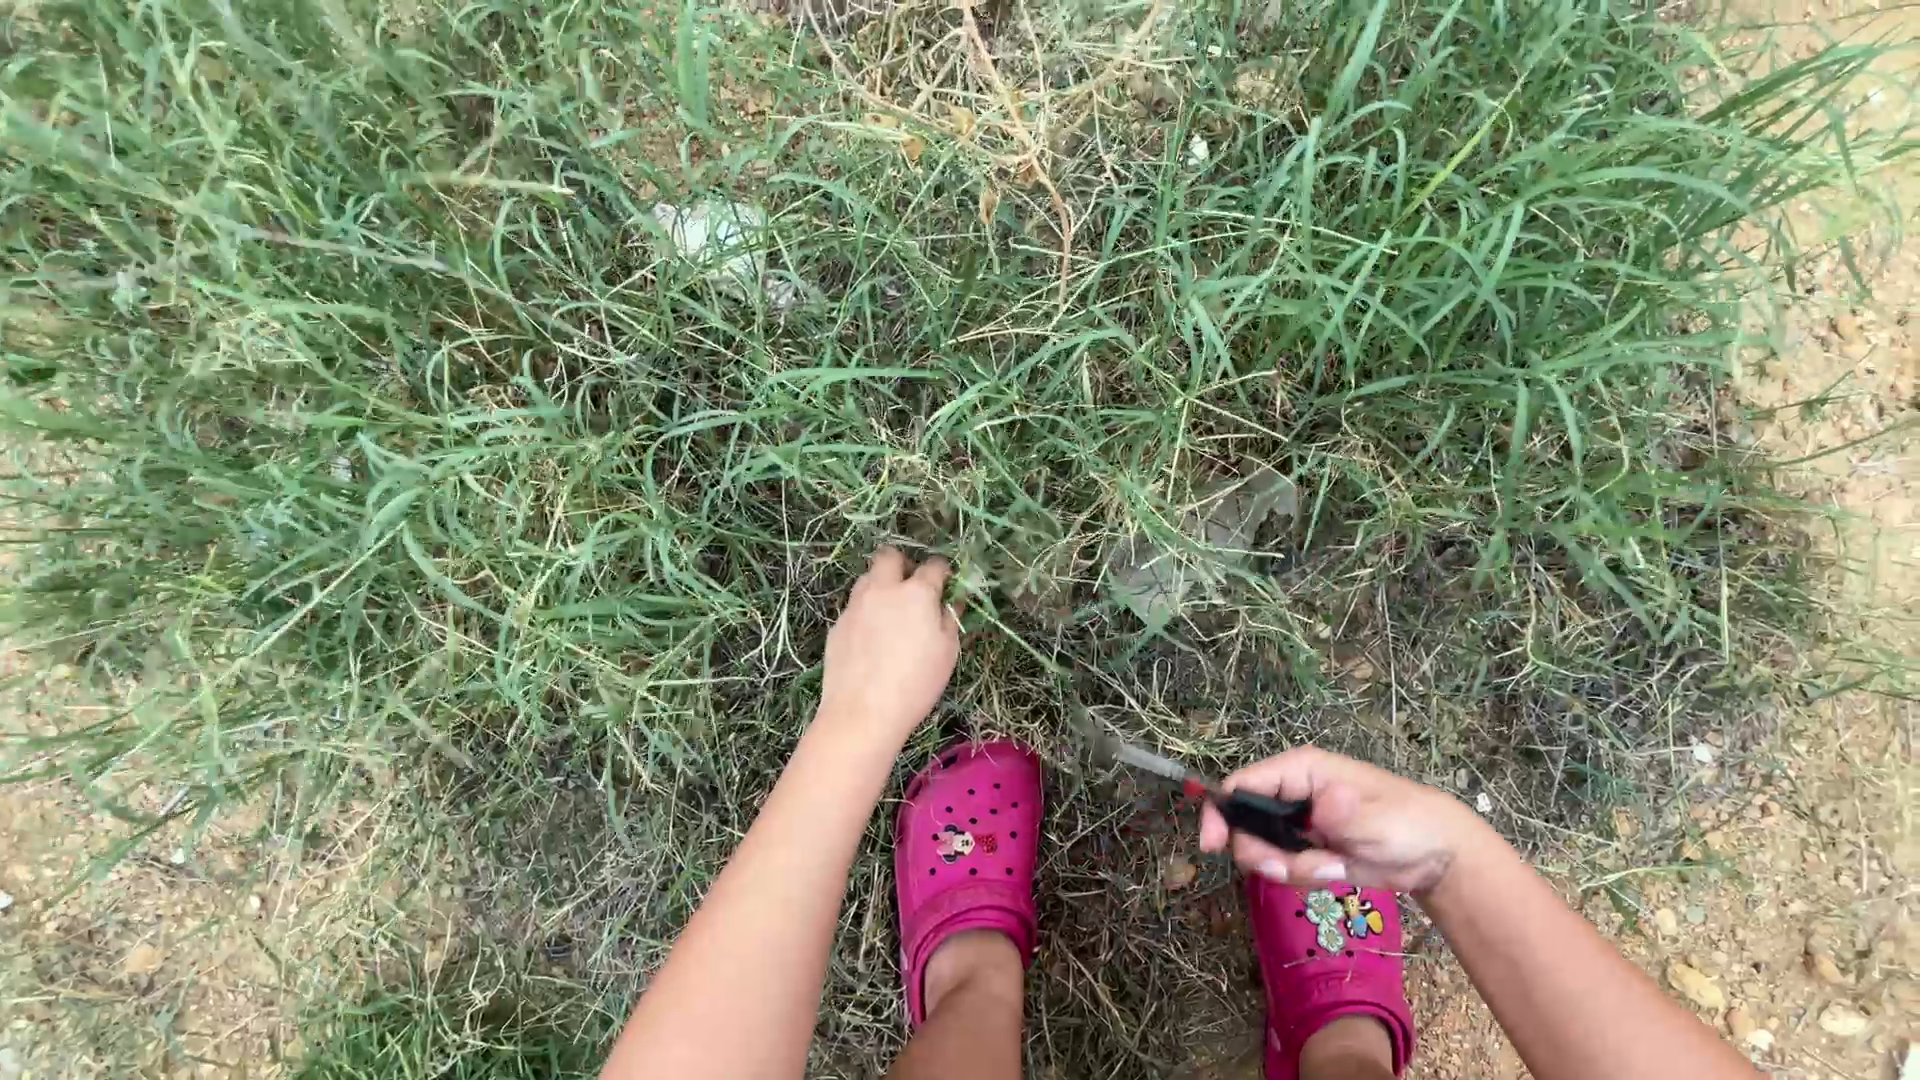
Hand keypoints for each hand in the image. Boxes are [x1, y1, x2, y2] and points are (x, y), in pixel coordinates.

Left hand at [816, 546, 960, 736]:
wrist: (862, 712)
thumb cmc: (915, 683)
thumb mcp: (947, 652)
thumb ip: (950, 618)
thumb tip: (952, 600)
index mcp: (916, 593)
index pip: (933, 566)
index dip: (943, 572)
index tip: (946, 585)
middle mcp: (882, 590)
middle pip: (889, 556)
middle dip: (903, 564)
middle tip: (912, 588)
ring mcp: (855, 606)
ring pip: (867, 579)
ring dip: (882, 586)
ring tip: (891, 614)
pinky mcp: (837, 625)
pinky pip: (855, 607)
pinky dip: (866, 613)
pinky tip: (872, 642)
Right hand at [1199, 746, 1495, 894]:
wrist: (1437, 854)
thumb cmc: (1407, 822)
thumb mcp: (1378, 819)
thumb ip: (1345, 813)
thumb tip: (1323, 803)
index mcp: (1298, 771)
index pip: (1241, 785)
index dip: (1220, 812)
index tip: (1212, 846)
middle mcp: (1289, 793)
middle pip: (1244, 822)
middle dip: (1260, 851)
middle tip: (1286, 871)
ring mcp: (1296, 821)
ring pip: (1262, 847)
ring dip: (1288, 867)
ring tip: (1330, 870)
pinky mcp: (1305, 847)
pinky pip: (1283, 865)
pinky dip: (1303, 876)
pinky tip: (1335, 872)